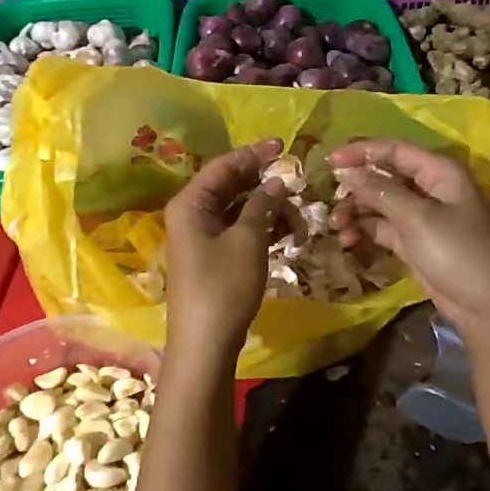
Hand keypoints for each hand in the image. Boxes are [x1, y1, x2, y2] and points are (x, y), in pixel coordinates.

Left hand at [164, 139, 290, 349]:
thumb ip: (262, 206)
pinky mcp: (214, 257)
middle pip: (231, 186)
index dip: (254, 154)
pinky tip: (287, 236)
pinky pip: (240, 231)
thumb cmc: (224, 286)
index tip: (283, 147)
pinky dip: (263, 229)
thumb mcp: (248, 241)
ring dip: (269, 211)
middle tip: (297, 186)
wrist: (206, 343)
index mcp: (191, 203)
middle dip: (265, 185)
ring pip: (239, 210)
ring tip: (298, 223)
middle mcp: (193, 214)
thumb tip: (276, 183)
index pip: (223, 166)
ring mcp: (203, 237)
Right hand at [328, 140, 489, 331]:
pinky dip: (365, 230)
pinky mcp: (415, 241)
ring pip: (381, 203)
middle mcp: (431, 188)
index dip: (362, 151)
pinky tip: (347, 239)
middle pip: (385, 176)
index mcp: (440, 171)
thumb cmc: (458, 252)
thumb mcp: (418, 218)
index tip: (329, 161)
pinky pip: (383, 227)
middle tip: (330, 201)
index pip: (395, 150)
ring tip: (335, 225)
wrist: (487, 304)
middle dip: (356, 186)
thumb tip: (351, 175)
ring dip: (357, 210)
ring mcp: (423, 216)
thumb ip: (382, 192)